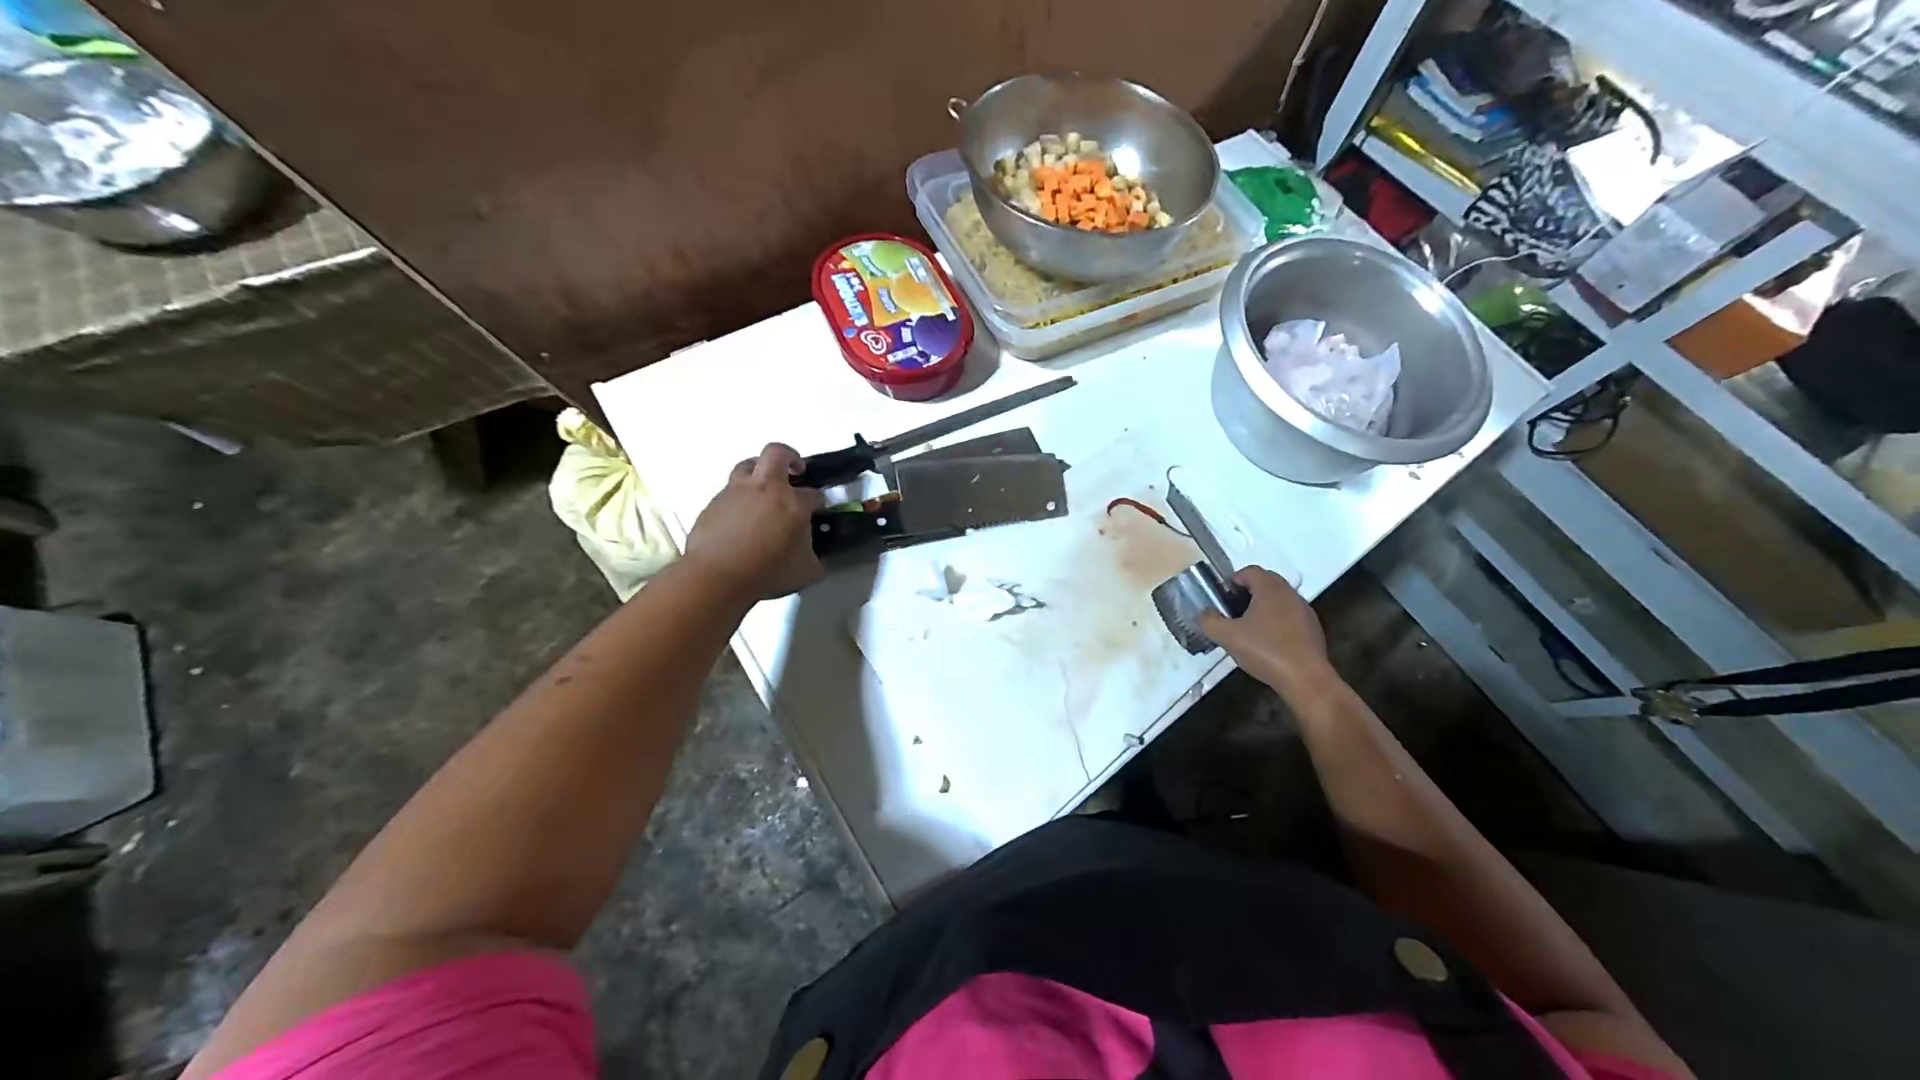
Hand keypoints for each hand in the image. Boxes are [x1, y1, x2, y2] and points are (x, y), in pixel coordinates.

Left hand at [683, 443, 824, 601]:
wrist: (716, 576)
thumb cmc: (766, 573)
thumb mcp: (805, 571)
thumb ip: (814, 555)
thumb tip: (812, 551)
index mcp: (793, 504)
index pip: (814, 495)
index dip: (818, 502)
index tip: (816, 510)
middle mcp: (766, 489)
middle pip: (777, 453)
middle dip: (790, 456)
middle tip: (795, 470)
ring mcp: (737, 492)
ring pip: (749, 465)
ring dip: (760, 471)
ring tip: (764, 488)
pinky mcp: (715, 501)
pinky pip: (731, 490)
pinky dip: (740, 497)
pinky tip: (741, 517)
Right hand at [1198, 566, 1332, 694]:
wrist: (1305, 679)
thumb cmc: (1265, 651)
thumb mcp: (1227, 637)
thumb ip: (1210, 621)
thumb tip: (1204, 613)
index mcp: (1270, 589)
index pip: (1250, 571)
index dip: (1233, 581)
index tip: (1223, 598)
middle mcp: (1290, 594)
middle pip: (1266, 582)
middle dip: (1247, 593)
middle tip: (1232, 612)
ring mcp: (1305, 611)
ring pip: (1279, 600)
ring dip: (1262, 607)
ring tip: (1248, 628)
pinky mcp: (1313, 629)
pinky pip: (1290, 616)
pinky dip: (1276, 621)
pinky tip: (1268, 643)